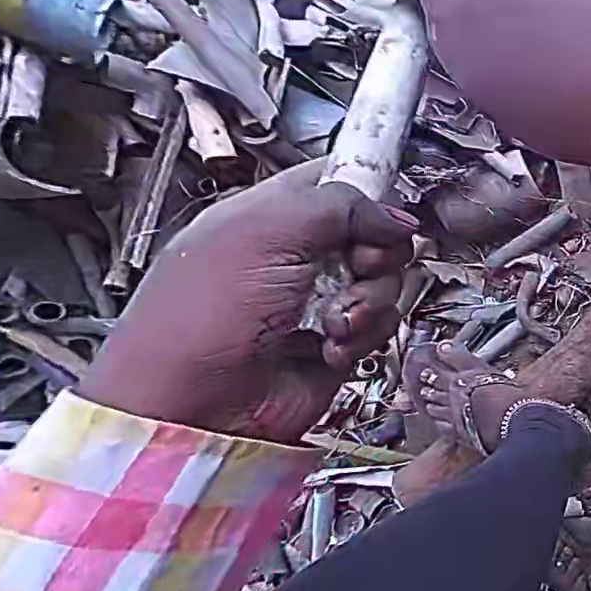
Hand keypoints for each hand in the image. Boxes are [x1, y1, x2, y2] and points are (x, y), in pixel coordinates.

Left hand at [78, 160, 415, 443]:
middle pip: (374, 233)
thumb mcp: (266, 233)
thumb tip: (397, 216)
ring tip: (332, 321)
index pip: (337, 182)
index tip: (383, 209)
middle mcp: (301, 255)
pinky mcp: (339, 341)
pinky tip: (328, 346)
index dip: (368, 189)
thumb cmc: (203, 315)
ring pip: (385, 281)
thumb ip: (339, 206)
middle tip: (356, 267)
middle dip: (375, 253)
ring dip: (367, 301)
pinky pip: (381, 324)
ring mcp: (323, 300)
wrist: (194, 408)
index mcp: (274, 214)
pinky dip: (362, 336)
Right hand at [418, 0, 590, 166]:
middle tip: (516, 51)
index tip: (453, 10)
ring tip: (556, 53)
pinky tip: (581, 39)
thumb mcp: (489, 97)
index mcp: (457, 9)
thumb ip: (470, 57)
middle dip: (499, 7)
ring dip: (537, 5)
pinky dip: (571, 0)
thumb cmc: (556, 107)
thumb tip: (469, 53)